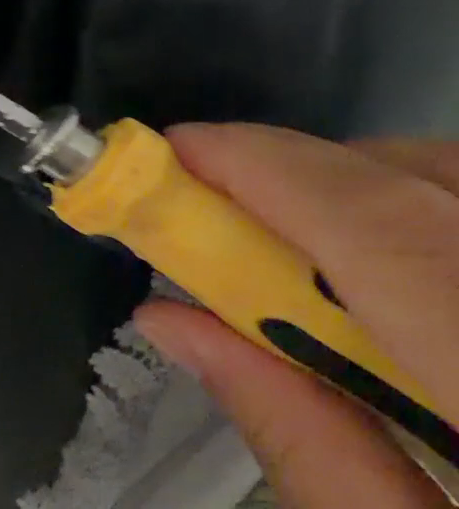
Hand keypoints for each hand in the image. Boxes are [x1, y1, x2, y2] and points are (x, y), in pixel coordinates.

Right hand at [136, 123, 458, 507]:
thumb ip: (306, 442)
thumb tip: (172, 321)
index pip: (389, 232)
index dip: (263, 170)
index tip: (168, 156)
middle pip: (455, 189)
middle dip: (324, 178)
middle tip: (242, 231)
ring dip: (400, 199)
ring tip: (344, 270)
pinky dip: (453, 230)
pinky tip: (434, 295)